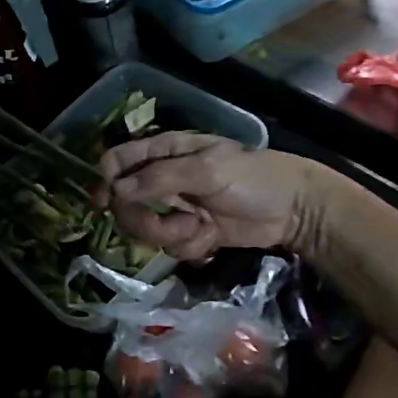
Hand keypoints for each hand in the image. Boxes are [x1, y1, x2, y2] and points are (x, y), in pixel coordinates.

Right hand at [99, 132, 327, 261]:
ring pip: (146, 229)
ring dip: (171, 235)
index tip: (105, 203)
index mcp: (166, 151)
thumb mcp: (207, 169)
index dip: (106, 180)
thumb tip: (118, 189)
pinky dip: (190, 246)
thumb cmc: (252, 177)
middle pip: (126, 202)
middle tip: (168, 224)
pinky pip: (170, 246)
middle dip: (144, 219)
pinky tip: (211, 238)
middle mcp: (165, 178)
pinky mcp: (190, 233)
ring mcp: (177, 208)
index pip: (119, 160)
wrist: (292, 210)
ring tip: (199, 229)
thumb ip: (161, 177)